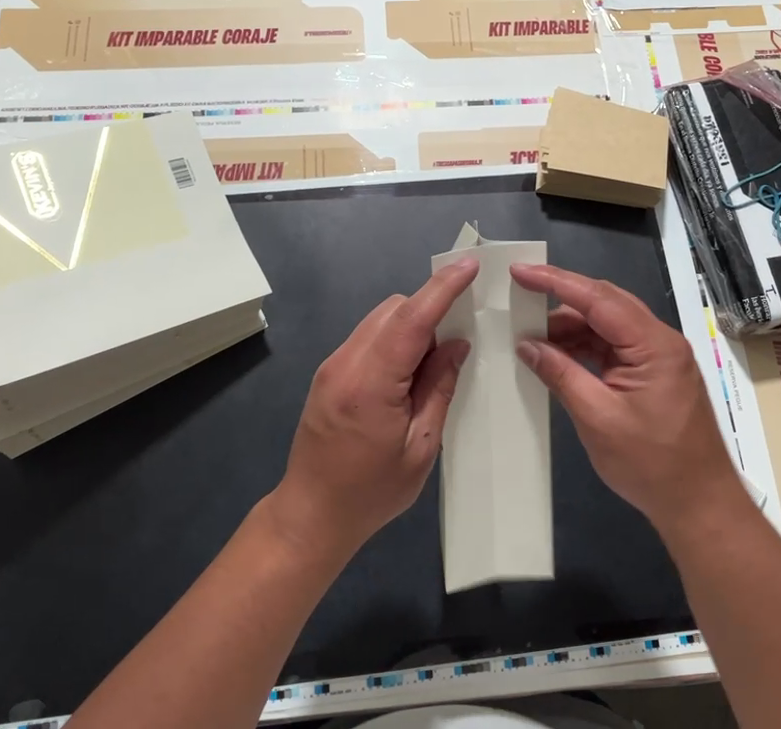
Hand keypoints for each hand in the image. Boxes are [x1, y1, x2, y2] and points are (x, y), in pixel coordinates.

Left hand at [270, 257, 478, 556]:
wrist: (311, 513)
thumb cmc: (371, 492)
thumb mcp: (420, 448)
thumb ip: (438, 389)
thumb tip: (455, 344)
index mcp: (370, 383)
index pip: (410, 319)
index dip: (441, 289)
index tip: (468, 266)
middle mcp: (345, 363)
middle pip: (392, 311)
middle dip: (429, 308)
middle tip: (463, 331)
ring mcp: (332, 366)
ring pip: (378, 320)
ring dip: (411, 324)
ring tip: (437, 357)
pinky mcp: (328, 374)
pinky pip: (368, 338)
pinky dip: (394, 340)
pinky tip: (410, 371)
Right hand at [509, 263, 739, 529]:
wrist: (700, 505)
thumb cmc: (651, 464)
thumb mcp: (597, 418)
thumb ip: (561, 374)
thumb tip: (527, 345)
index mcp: (654, 345)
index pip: (598, 299)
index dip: (556, 282)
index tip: (520, 272)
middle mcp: (660, 341)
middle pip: (605, 304)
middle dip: (560, 300)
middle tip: (519, 297)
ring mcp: (659, 357)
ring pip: (608, 325)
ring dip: (570, 327)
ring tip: (530, 334)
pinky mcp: (654, 374)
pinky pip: (614, 347)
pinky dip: (584, 347)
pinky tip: (556, 355)